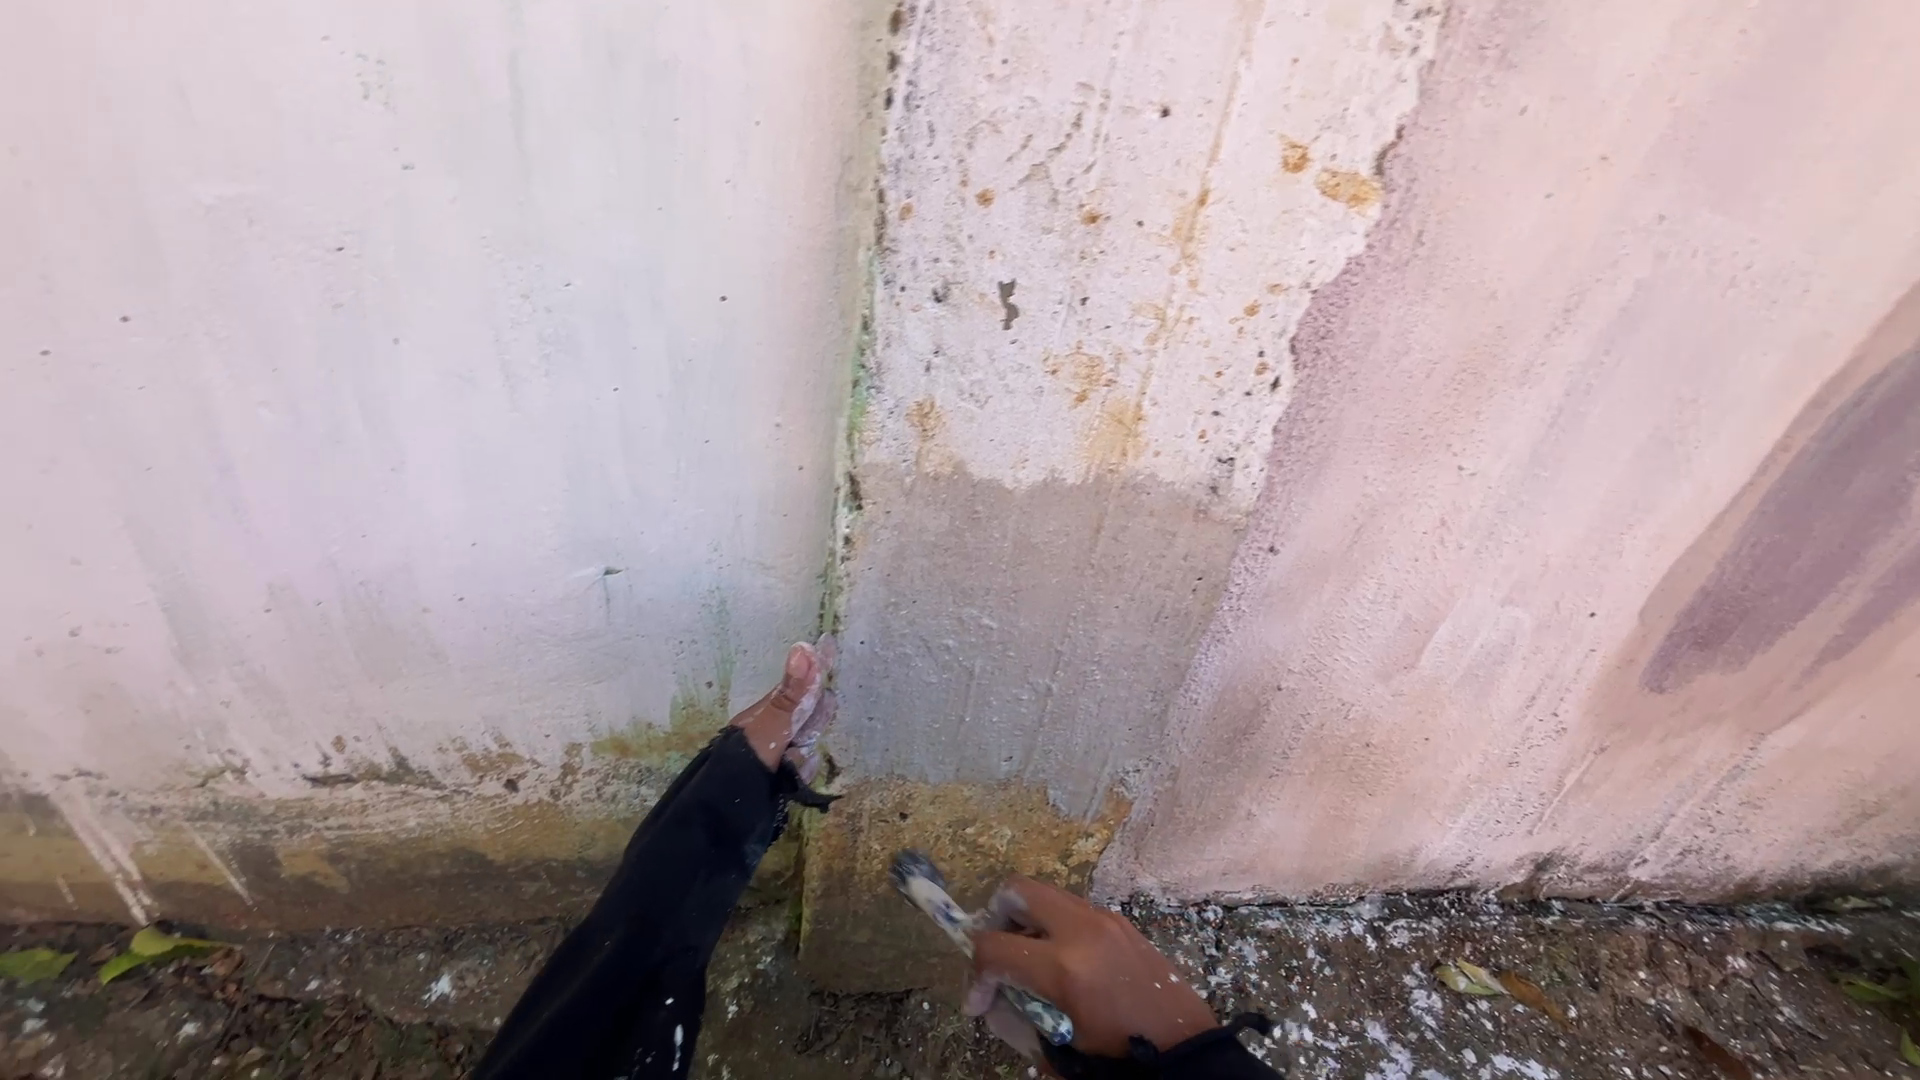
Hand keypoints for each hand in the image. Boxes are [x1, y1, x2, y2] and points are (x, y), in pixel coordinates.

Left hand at [728, 636, 836, 778]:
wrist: (721, 816)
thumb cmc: (742, 764)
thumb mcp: (770, 726)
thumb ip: (791, 694)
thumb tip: (803, 648)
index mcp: (769, 711)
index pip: (801, 684)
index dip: (817, 668)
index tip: (830, 645)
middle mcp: (776, 729)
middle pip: (811, 715)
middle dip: (815, 720)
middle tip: (805, 727)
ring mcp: (780, 755)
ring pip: (810, 744)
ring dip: (804, 754)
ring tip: (788, 763)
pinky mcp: (784, 779)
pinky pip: (806, 770)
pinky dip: (802, 774)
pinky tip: (791, 779)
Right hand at [966, 877, 1217, 1059]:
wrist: (1186, 1051)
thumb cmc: (1120, 1059)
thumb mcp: (1058, 1051)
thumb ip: (1014, 1019)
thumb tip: (990, 999)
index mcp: (1065, 966)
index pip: (993, 948)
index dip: (974, 976)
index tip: (977, 1003)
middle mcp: (1082, 928)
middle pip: (1016, 891)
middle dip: (994, 920)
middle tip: (995, 956)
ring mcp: (1103, 917)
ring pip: (1045, 894)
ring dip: (1025, 922)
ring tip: (1028, 963)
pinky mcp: (1119, 919)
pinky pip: (1071, 908)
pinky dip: (1053, 925)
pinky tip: (1061, 962)